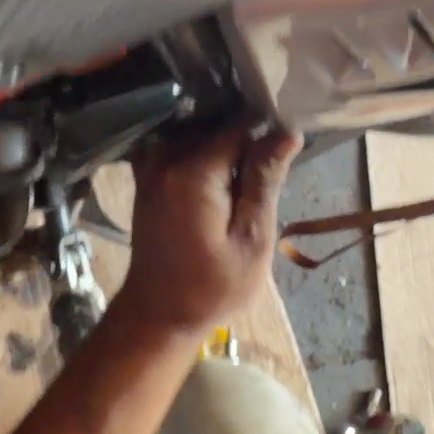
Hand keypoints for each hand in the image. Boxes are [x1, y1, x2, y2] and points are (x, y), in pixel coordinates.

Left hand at [111, 120, 301, 335]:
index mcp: (194, 172)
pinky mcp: (146, 174)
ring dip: (221, 139)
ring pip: (195, 129)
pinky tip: (218, 171)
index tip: (288, 135)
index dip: (266, 125)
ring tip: (248, 168)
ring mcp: (151, 164)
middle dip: (244, 133)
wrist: (159, 311)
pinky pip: (176, 143)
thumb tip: (287, 133)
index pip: (238, 125)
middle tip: (271, 160)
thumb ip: (264, 181)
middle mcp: (167, 158)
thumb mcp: (252, 239)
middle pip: (214, 123)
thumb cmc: (213, 285)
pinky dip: (198, 147)